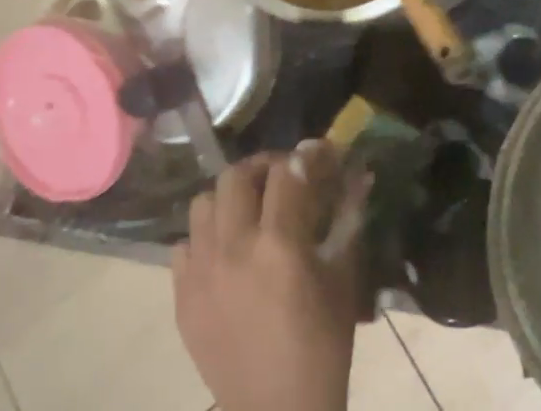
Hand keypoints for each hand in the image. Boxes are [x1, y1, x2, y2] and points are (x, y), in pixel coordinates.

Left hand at [173, 142, 371, 410]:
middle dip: (265, 167)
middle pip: (235, 176)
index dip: (308, 155)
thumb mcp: (345, 274)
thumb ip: (349, 217)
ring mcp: (200, 273)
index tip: (323, 154)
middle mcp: (233, 249)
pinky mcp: (180, 296)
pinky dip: (207, 235)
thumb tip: (360, 173)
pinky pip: (184, 244)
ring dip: (231, 197)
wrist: (276, 404)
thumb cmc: (323, 340)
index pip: (287, 172)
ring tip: (253, 211)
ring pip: (202, 203)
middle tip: (285, 178)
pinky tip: (229, 250)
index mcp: (280, 244)